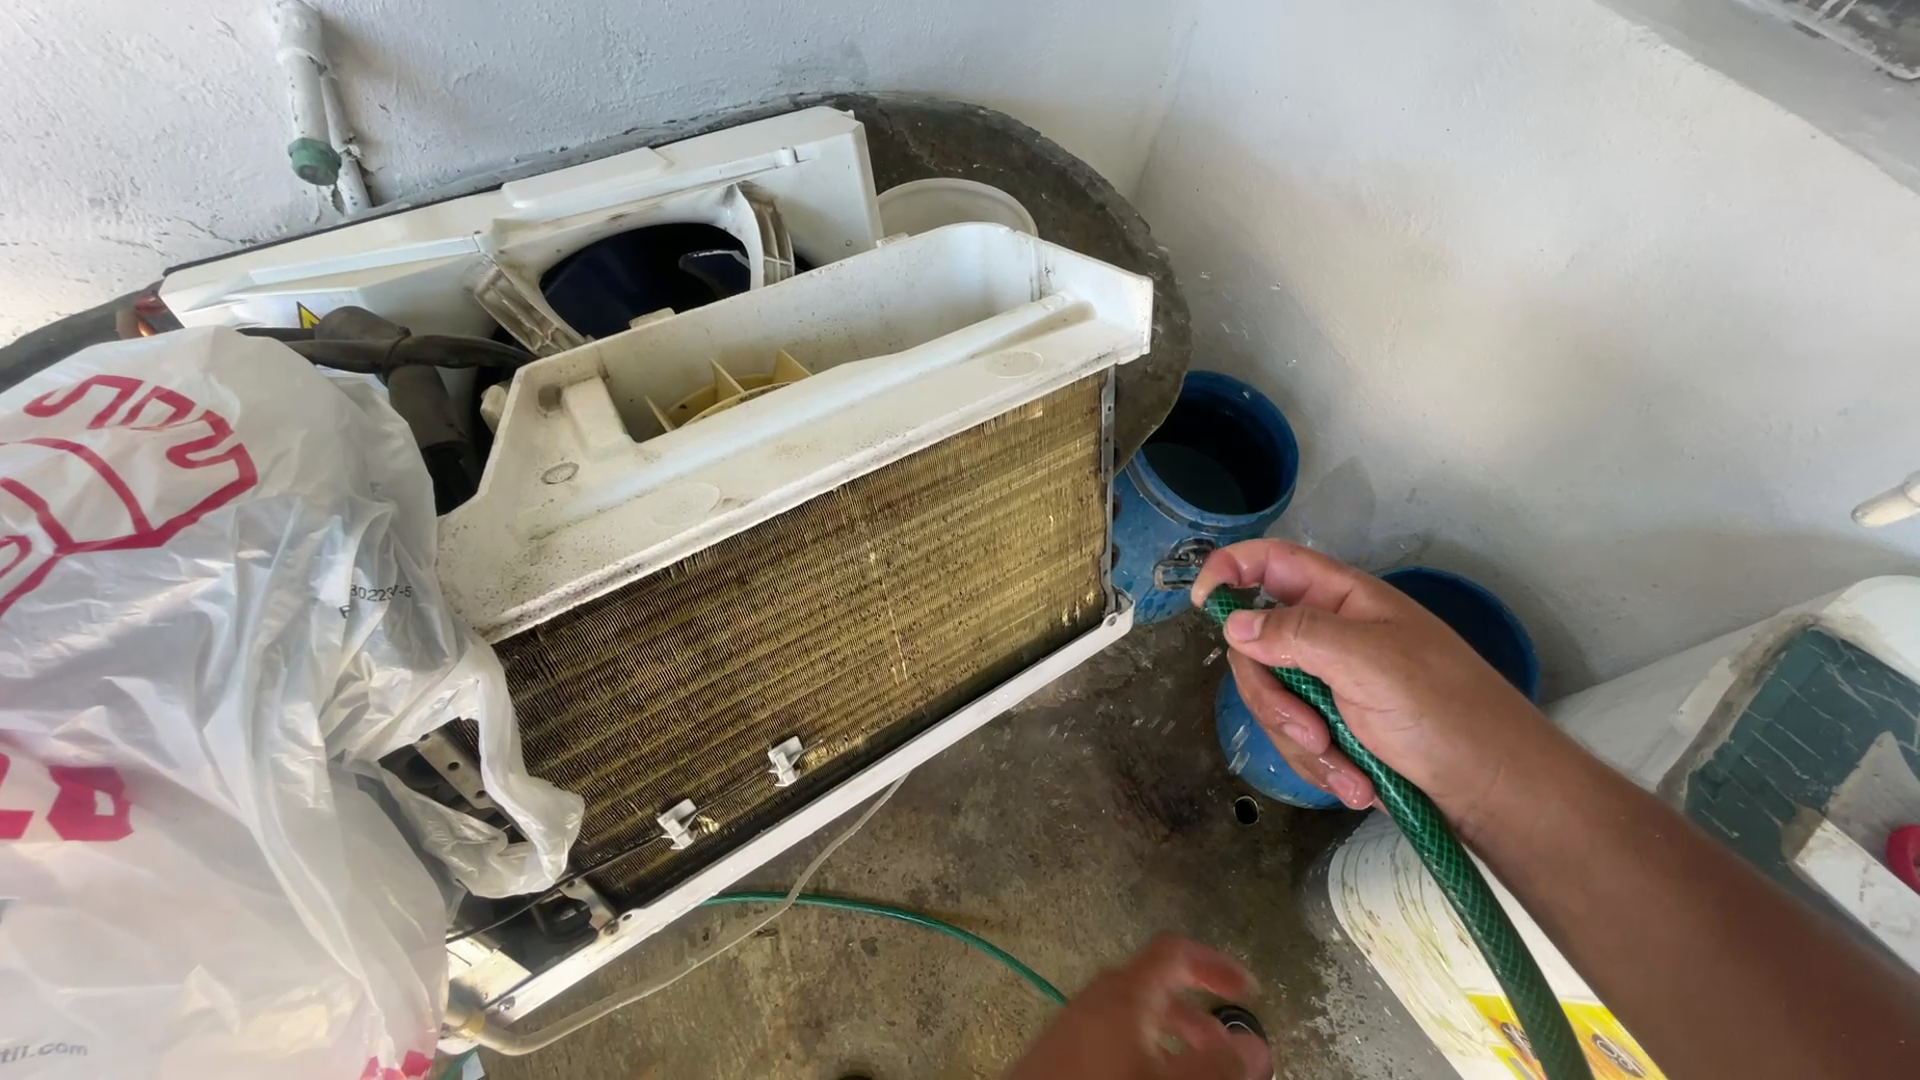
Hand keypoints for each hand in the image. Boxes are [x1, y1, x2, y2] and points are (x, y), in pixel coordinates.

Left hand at [1004, 935, 1269, 1079]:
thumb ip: (1216, 1065)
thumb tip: (1256, 1045)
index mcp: (1127, 990)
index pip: (1175, 950)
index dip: (1215, 962)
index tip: (1250, 989)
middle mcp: (1101, 993)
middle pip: (1158, 984)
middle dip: (1199, 1012)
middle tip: (1229, 1048)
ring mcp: (1078, 1019)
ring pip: (1138, 1014)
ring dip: (1175, 1036)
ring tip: (1198, 1070)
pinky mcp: (1064, 1047)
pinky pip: (1116, 1034)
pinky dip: (1147, 1048)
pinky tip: (1153, 1075)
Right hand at [1192, 540, 1552, 840]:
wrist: (1498, 792)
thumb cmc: (1447, 712)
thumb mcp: (1371, 663)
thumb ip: (1297, 635)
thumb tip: (1233, 624)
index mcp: (1341, 600)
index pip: (1271, 562)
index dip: (1231, 569)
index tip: (1204, 604)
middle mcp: (1327, 635)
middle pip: (1255, 645)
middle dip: (1273, 696)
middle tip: (1308, 729)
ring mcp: (1326, 682)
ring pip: (1268, 697)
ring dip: (1298, 739)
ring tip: (1346, 768)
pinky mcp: (1329, 725)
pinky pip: (1289, 735)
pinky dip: (1315, 763)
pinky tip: (1354, 784)